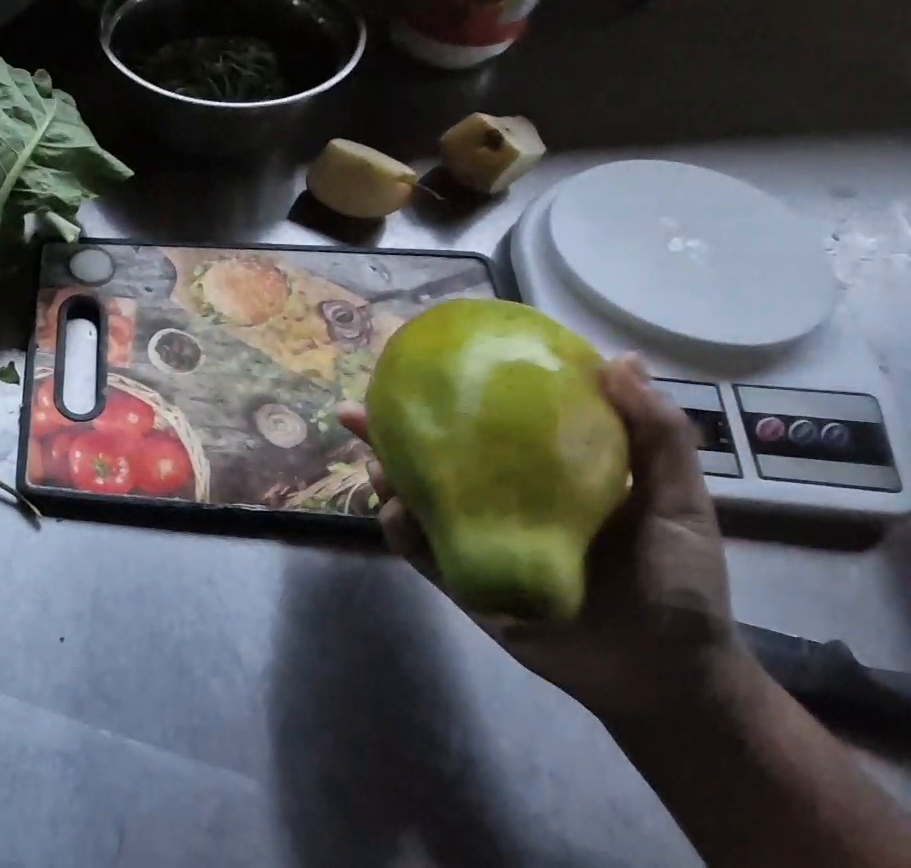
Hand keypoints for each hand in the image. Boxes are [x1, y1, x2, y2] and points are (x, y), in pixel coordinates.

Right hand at [337, 355, 745, 721]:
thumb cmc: (681, 584)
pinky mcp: (462, 581)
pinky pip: (418, 550)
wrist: (665, 676)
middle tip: (354, 413)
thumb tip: (618, 359)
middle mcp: (500, 502)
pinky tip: (398, 513)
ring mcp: (477, 540)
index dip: (449, 397)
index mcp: (542, 476)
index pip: (485, 428)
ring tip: (378, 466)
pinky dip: (400, 529)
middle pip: (432, 459)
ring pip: (415, 499)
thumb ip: (658, 436)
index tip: (420, 366)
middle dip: (387, 435)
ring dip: (387, 479)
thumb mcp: (679, 504)